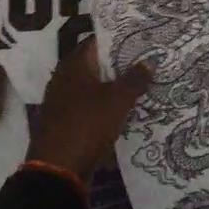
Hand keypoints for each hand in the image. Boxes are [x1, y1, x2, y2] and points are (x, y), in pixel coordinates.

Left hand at [27, 38, 152, 180]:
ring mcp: (62, 102)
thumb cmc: (87, 124)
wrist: (58, 171)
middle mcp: (64, 79)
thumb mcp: (118, 100)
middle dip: (120, 64)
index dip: (119, 39)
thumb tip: (150, 59)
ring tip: (142, 85)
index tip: (141, 38)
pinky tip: (125, 111)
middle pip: (96, 65)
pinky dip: (105, 107)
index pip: (97, 41)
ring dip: (113, 88)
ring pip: (94, 88)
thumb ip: (135, 78)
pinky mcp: (65, 123)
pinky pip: (90, 107)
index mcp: (73, 65)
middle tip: (147, 61)